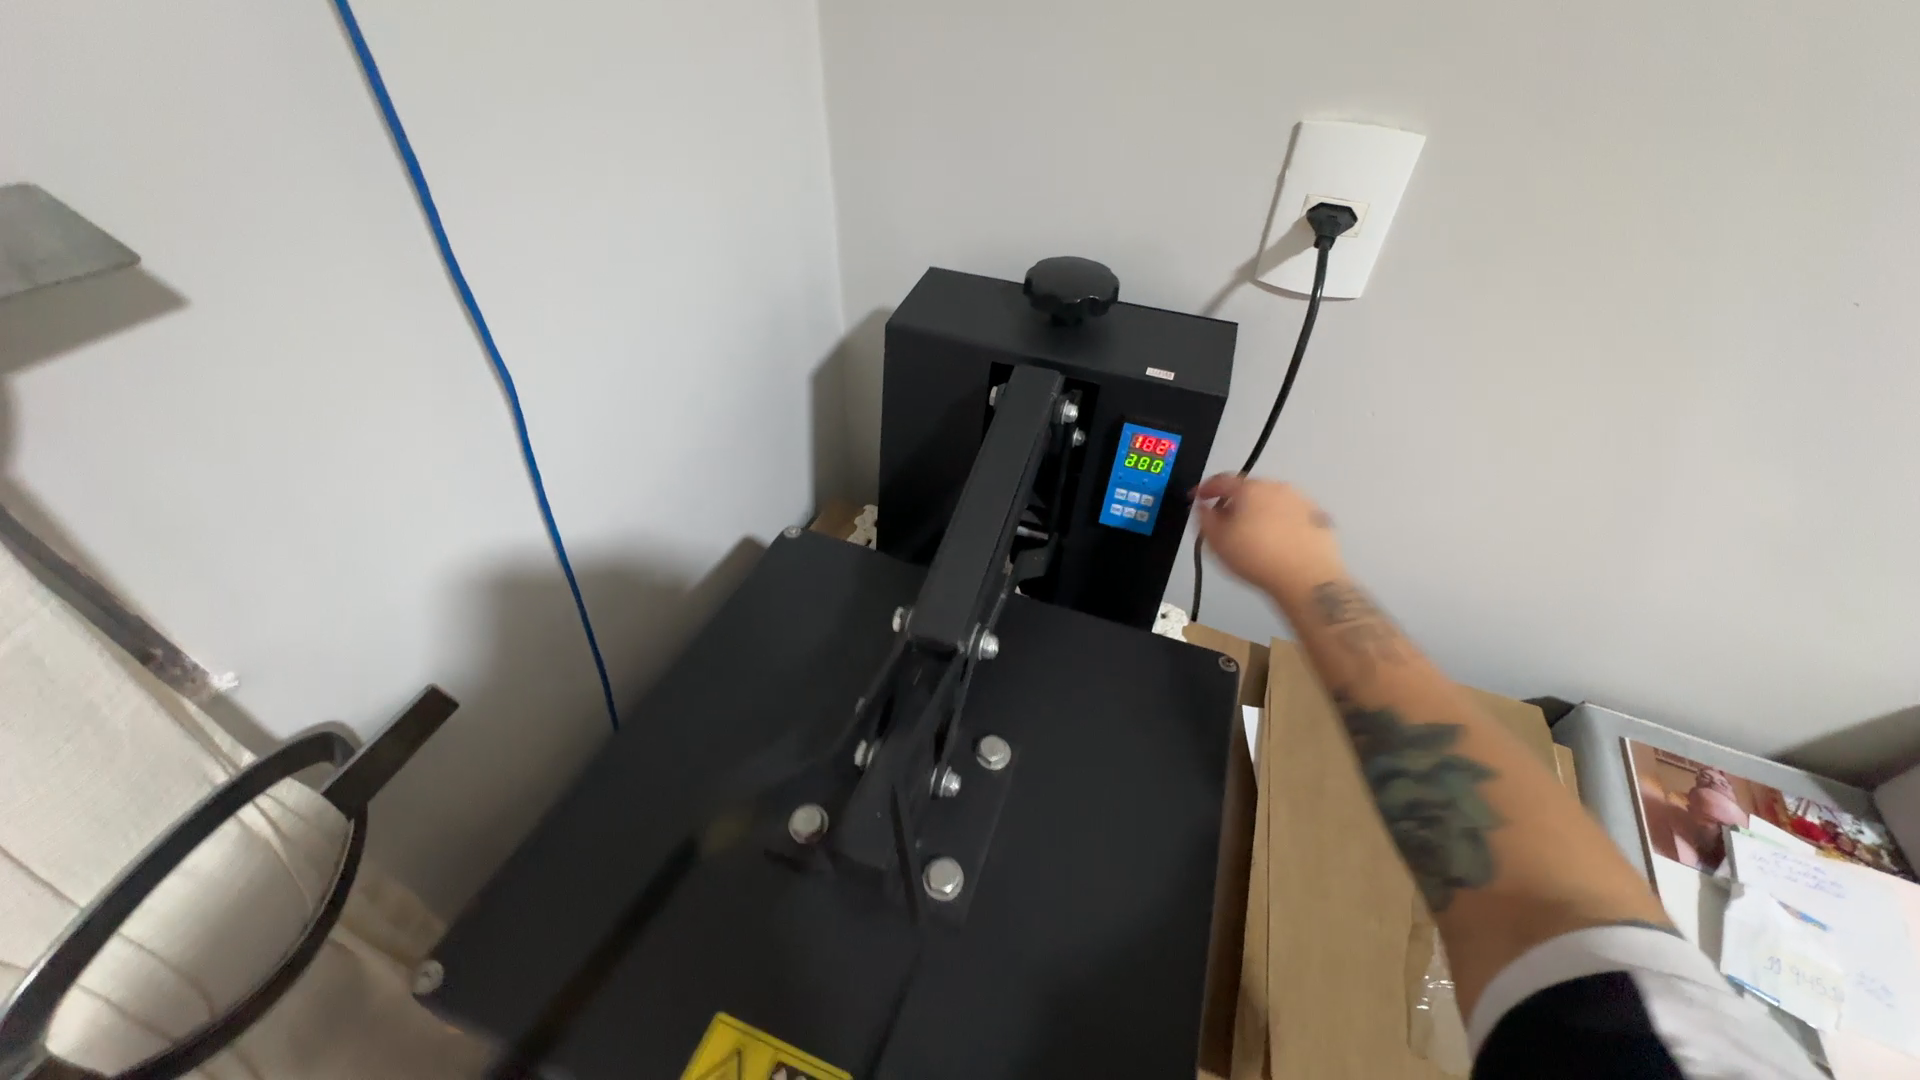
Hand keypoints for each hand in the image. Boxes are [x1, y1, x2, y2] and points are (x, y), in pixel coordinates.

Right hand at [1193, 474, 1343, 592]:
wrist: (1307, 578)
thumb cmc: (1256, 557)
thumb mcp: (1217, 541)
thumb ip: (1204, 518)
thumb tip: (1203, 507)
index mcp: (1249, 489)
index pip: (1221, 480)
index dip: (1205, 489)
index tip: (1197, 498)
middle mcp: (1276, 487)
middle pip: (1249, 489)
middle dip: (1234, 502)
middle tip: (1225, 522)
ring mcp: (1301, 499)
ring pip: (1271, 501)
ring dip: (1259, 511)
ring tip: (1253, 534)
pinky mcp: (1319, 515)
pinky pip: (1291, 514)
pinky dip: (1280, 522)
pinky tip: (1278, 542)